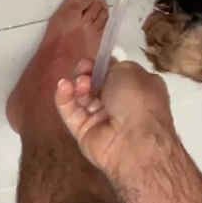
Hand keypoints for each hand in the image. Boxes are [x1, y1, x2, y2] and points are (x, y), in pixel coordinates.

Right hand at [53, 59, 177, 176]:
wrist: (134, 141)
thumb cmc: (138, 101)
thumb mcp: (130, 71)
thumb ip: (113, 65)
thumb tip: (105, 68)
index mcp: (136, 89)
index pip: (112, 73)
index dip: (100, 65)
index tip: (93, 61)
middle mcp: (118, 103)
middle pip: (93, 83)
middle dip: (86, 73)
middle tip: (84, 70)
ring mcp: (99, 118)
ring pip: (80, 96)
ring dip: (78, 84)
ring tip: (81, 83)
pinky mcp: (82, 130)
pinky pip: (69, 111)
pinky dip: (64, 97)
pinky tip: (64, 86)